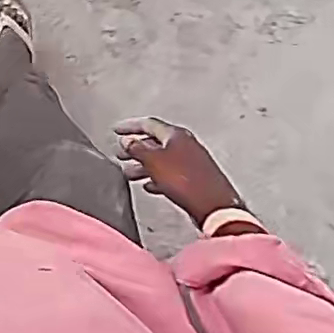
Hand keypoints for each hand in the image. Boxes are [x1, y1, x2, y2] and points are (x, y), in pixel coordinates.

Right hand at [112, 118, 244, 227]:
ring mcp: (193, 161)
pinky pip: (172, 173)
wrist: (215, 208)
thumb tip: (127, 141)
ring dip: (144, 165)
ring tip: (130, 173)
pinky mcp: (197, 178)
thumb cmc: (186, 182)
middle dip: (136, 148)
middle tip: (122, 153)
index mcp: (176, 135)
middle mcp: (186, 144)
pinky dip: (158, 176)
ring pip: (162, 159)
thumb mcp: (153, 161)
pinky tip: (151, 185)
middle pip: (155, 142)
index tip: (118, 130)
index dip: (130, 126)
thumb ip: (136, 148)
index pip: (148, 124)